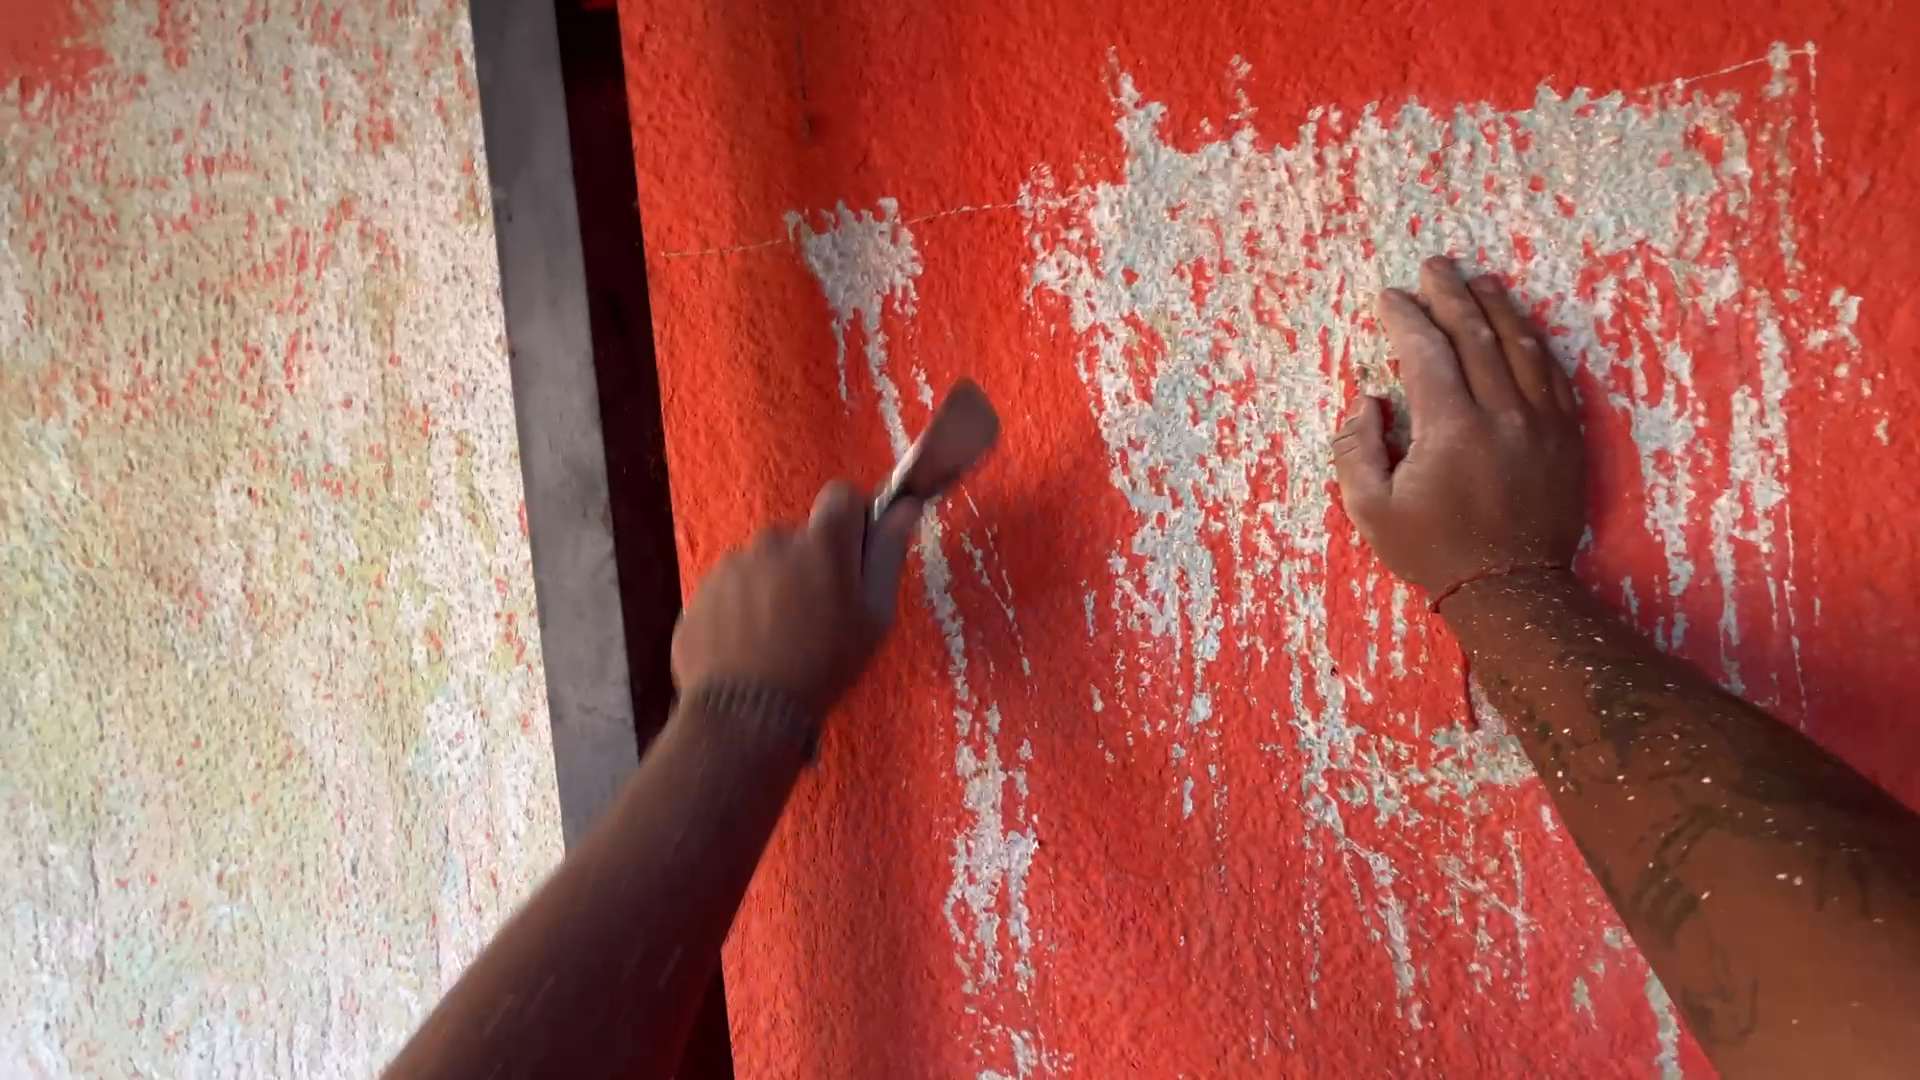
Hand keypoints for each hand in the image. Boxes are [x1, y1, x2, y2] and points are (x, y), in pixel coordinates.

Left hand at [671, 481, 922, 715]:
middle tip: (817, 614)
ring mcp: (733, 562)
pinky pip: (734, 587)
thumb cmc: (825, 664)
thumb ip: (889, 554)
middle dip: (812, 563)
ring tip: (778, 636)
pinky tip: (749, 645)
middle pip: (802, 536)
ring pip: (766, 562)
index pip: (842, 494)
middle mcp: (775, 537)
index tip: (854, 556)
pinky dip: (744, 606)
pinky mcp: (702, 589)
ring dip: (776, 585)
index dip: (853, 519)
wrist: (745, 713)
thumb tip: (907, 506)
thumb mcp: (874, 616)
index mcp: (822, 541)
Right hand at [1333, 257, 1585, 600]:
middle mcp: (1502, 413)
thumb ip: (1356, 449)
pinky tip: (1520, 324)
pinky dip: (1534, 339)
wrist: (1510, 586)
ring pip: (1521, 344)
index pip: (1426, 353)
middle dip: (1450, 295)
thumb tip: (1366, 401)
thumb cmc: (1429, 549)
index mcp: (1450, 429)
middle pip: (1476, 335)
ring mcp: (1542, 420)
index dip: (1405, 318)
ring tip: (1478, 279)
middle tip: (1432, 266)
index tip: (1388, 297)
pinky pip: (1553, 371)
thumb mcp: (1368, 509)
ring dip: (1497, 306)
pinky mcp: (1566, 433)